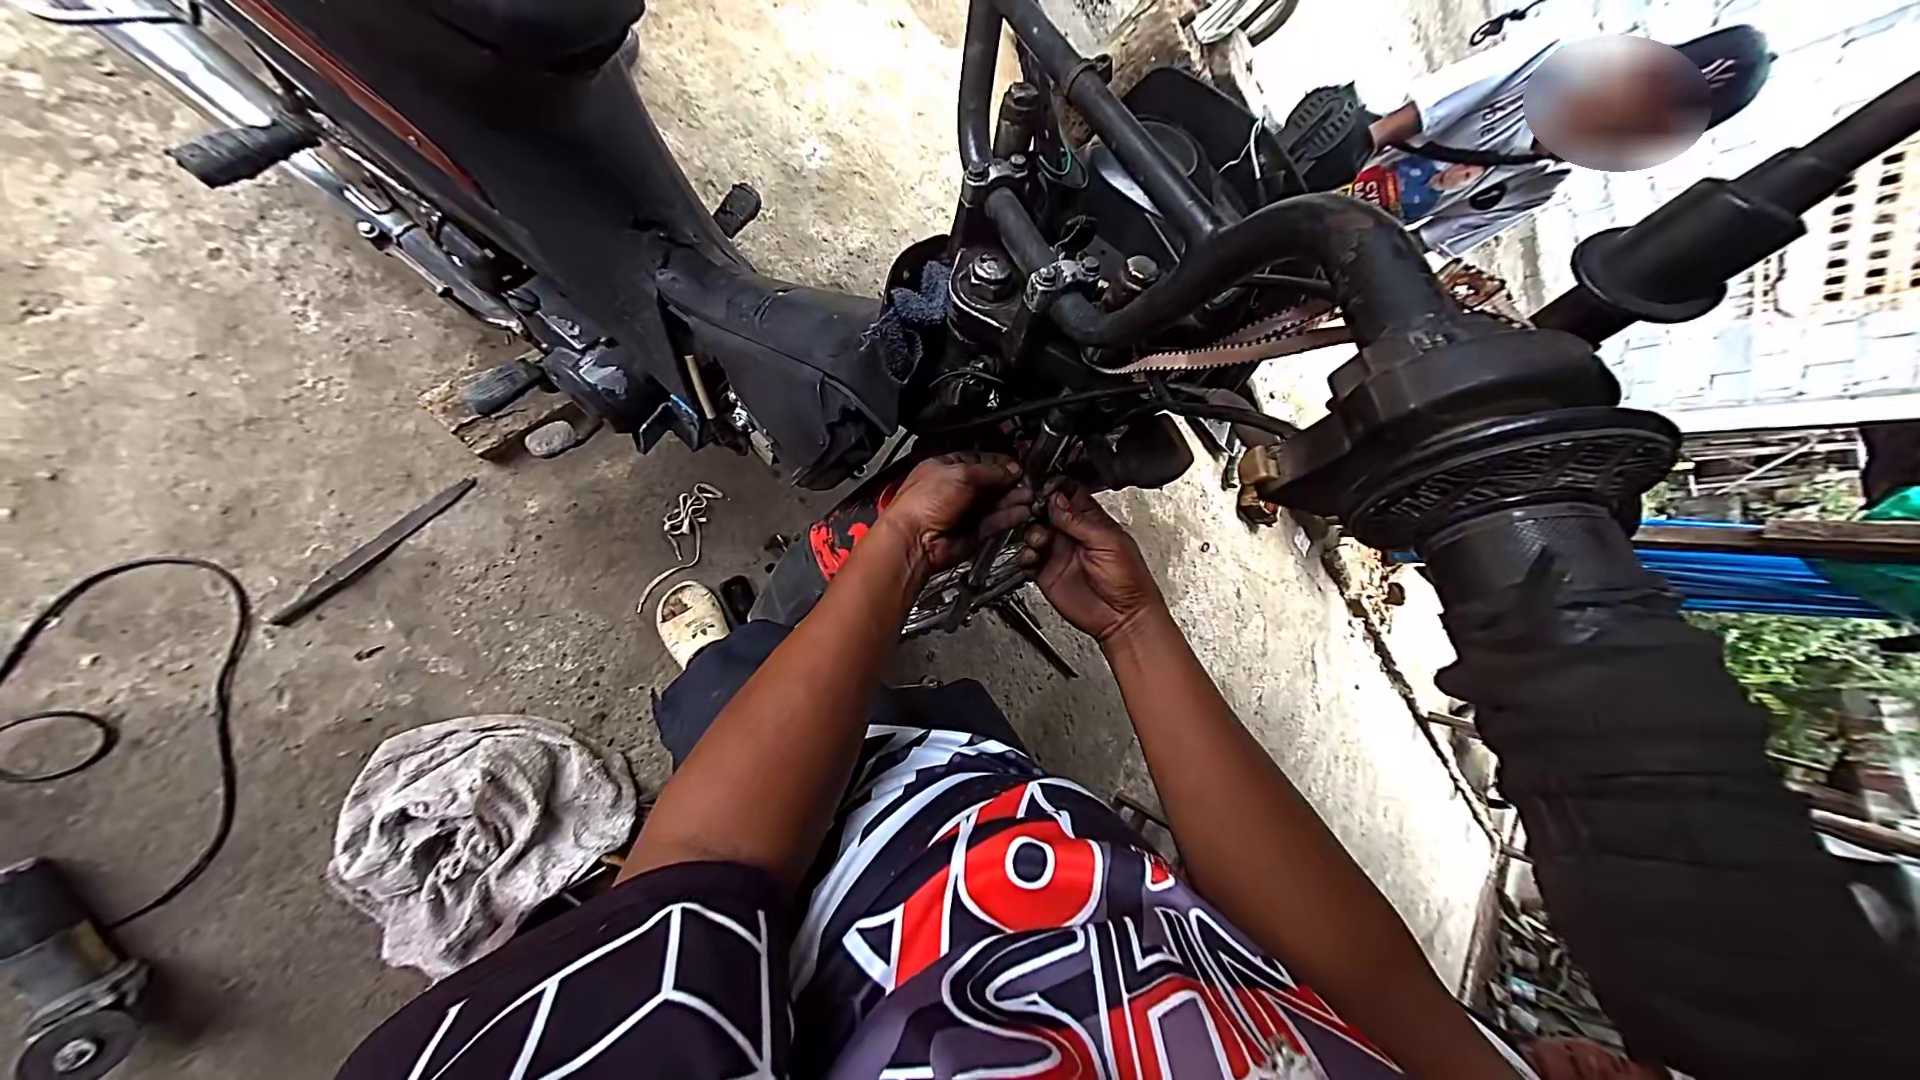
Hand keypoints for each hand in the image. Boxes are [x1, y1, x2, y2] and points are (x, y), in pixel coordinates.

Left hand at [878, 452, 1032, 572]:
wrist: (914, 540)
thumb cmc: (920, 505)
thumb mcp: (961, 474)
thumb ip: (989, 470)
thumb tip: (1010, 469)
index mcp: (943, 469)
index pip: (977, 461)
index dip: (998, 462)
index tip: (1016, 463)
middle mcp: (953, 490)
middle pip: (988, 483)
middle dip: (1008, 481)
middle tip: (1026, 479)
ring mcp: (962, 513)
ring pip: (994, 503)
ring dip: (1012, 498)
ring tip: (1029, 494)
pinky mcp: (971, 533)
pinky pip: (995, 522)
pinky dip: (1009, 516)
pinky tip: (1022, 510)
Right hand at [1022, 482, 1165, 645]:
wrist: (1123, 617)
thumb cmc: (1129, 581)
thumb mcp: (1107, 542)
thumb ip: (1079, 521)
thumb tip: (1058, 500)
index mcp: (1091, 522)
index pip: (1069, 495)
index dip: (1056, 489)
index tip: (1045, 489)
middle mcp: (1072, 535)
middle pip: (1046, 511)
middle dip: (1037, 508)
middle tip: (1036, 512)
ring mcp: (1058, 553)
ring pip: (1034, 532)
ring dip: (1031, 532)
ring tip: (1039, 539)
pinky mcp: (1046, 573)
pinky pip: (1027, 559)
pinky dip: (1025, 555)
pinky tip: (1032, 557)